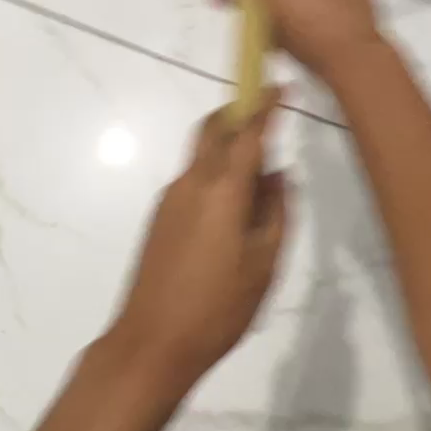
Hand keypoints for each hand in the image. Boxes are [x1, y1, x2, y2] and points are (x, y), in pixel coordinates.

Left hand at [109, 90, 289, 386]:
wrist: (151, 343)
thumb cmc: (219, 307)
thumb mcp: (265, 262)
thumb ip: (277, 210)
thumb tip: (278, 173)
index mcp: (222, 188)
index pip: (248, 131)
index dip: (266, 105)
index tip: (280, 86)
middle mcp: (191, 182)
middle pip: (212, 129)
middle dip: (238, 115)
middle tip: (266, 122)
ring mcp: (169, 198)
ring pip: (202, 156)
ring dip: (228, 151)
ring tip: (258, 188)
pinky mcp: (159, 217)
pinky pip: (192, 181)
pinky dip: (215, 177)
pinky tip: (232, 216)